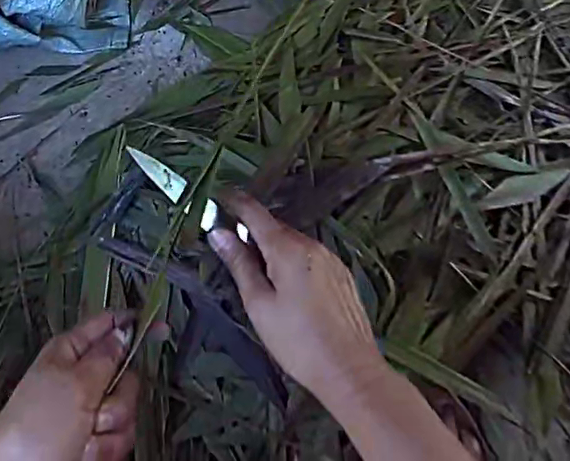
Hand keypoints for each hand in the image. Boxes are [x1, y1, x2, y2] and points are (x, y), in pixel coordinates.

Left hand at [0, 311, 140, 460]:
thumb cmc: (35, 428)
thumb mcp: (74, 385)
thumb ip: (105, 357)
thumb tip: (124, 330)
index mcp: (70, 352)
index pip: (107, 325)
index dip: (131, 323)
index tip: (157, 324)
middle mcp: (81, 378)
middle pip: (125, 374)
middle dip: (118, 397)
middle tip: (95, 409)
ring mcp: (87, 412)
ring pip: (126, 410)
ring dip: (109, 429)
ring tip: (84, 438)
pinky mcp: (94, 442)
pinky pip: (120, 439)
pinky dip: (105, 450)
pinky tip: (84, 453)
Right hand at [210, 194, 477, 460]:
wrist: (352, 373)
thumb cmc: (298, 341)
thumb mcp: (259, 305)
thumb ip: (239, 264)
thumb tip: (218, 232)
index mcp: (287, 248)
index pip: (255, 212)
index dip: (234, 202)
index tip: (219, 197)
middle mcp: (310, 244)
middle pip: (274, 227)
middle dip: (253, 233)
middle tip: (234, 251)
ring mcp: (329, 258)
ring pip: (293, 242)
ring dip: (274, 249)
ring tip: (263, 278)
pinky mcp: (341, 274)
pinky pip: (310, 256)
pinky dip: (294, 261)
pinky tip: (291, 289)